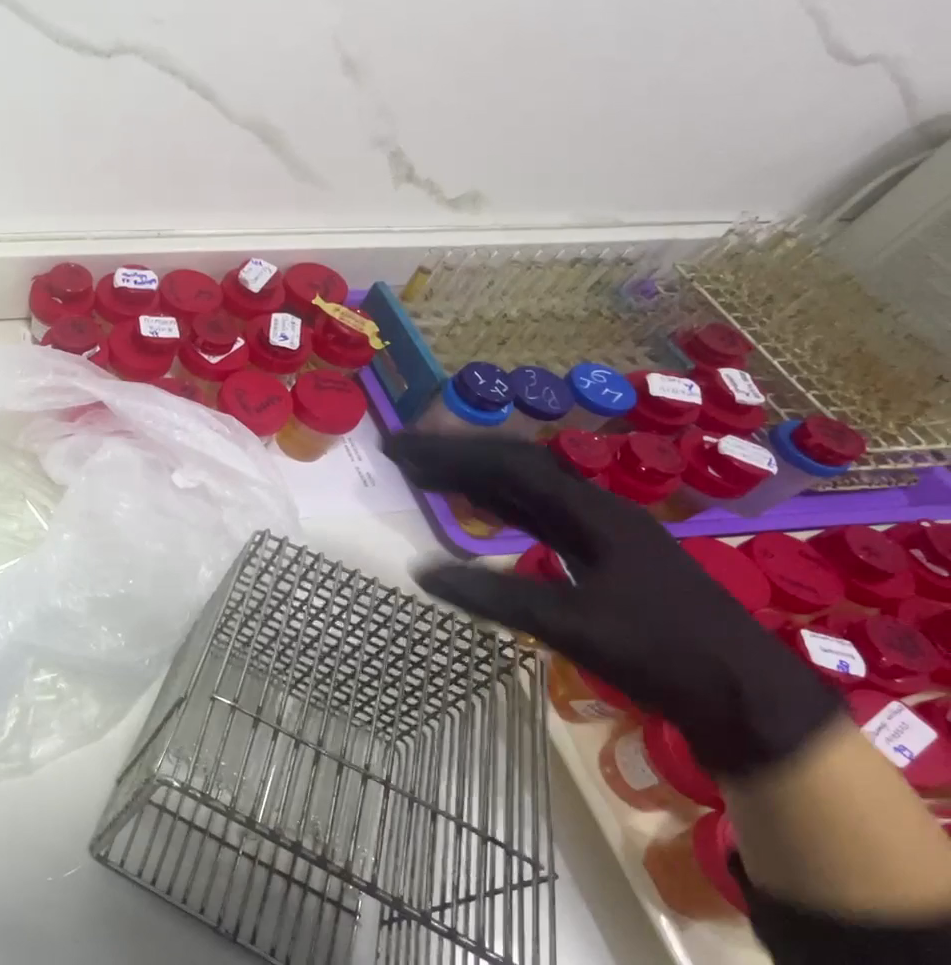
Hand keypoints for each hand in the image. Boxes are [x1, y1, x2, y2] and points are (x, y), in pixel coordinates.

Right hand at [383, 433, 838, 777]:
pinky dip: (500, 509)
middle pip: (517, 468)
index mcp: (595, 513)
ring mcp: (604, 536)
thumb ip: (495, 596)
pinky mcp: (605, 560)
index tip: (398, 448)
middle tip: (401, 456)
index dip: (450, 452)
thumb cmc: (664, 654)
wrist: (748, 697)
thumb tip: (420, 570)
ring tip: (426, 477)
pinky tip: (481, 514)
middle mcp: (598, 512)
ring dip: (476, 480)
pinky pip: (540, 519)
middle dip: (456, 457)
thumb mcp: (574, 626)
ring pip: (529, 492)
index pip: (509, 465)